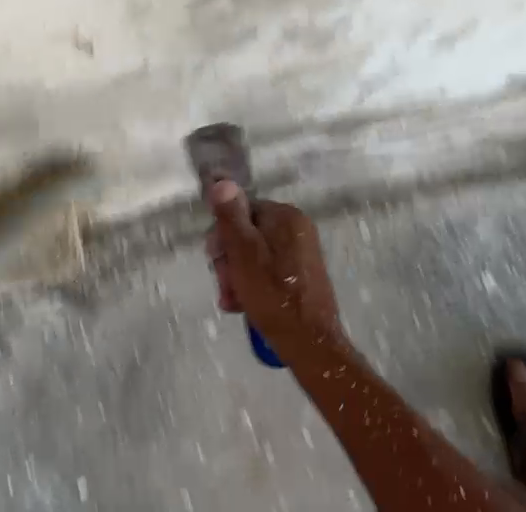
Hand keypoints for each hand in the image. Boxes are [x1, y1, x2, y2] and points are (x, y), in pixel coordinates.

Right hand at [206, 182, 344, 347]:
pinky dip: (251, 284)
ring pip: (252, 254)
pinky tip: (241, 304)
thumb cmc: (274, 296)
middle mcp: (297, 229)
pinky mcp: (300, 274)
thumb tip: (222, 181)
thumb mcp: (244, 253)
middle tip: (225, 284)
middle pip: (246, 233)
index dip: (223, 235)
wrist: (310, 345)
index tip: (215, 258)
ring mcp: (300, 253)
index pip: (240, 210)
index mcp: (286, 217)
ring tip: (231, 299)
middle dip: (228, 260)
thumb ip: (231, 217)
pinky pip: (266, 270)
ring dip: (236, 276)